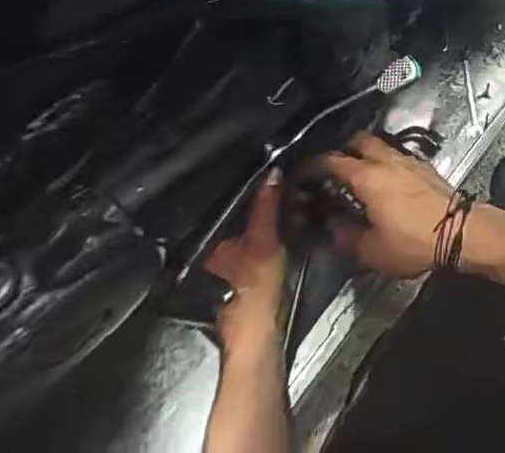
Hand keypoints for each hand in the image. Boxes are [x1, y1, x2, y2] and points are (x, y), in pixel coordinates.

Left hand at [203, 170, 286, 354]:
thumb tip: (273, 174)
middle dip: (262, 201)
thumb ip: (267, 208)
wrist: (258, 335)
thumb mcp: (265, 241)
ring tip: (291, 202)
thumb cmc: (256, 289)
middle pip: (241, 215)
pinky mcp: (241, 275)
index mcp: (213, 239)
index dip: (256, 185)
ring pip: (248, 229)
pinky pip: (256, 243)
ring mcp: (226, 265)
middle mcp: (213, 250)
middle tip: (289, 185)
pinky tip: (285, 230)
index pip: (235, 201)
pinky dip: (269, 234)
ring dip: (268, 217)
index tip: (278, 170)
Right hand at [313, 132, 458, 277]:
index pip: (332, 160)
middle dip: (341, 149)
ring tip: (355, 174)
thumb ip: (344, 234)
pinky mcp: (423, 165)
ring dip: (364, 153)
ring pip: (379, 144)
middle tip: (330, 169)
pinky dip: (383, 160)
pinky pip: (395, 154)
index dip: (312, 165)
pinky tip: (382, 180)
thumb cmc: (412, 241)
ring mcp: (408, 159)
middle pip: (358, 140)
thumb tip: (329, 222)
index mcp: (368, 176)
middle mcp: (387, 160)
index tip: (302, 173)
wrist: (459, 230)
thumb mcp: (371, 249)